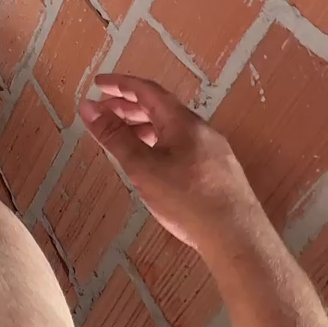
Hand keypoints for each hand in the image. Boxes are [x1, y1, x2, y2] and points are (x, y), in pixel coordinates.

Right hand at [78, 74, 268, 258]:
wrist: (240, 242)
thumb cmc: (186, 199)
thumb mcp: (141, 166)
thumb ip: (113, 135)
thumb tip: (87, 106)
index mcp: (183, 122)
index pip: (147, 90)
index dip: (119, 84)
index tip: (97, 84)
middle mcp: (201, 131)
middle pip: (160, 108)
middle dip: (127, 107)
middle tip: (102, 113)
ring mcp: (213, 152)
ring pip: (171, 129)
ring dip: (142, 126)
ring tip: (120, 137)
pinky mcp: (219, 173)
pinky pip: (181, 145)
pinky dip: (157, 143)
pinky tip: (150, 162)